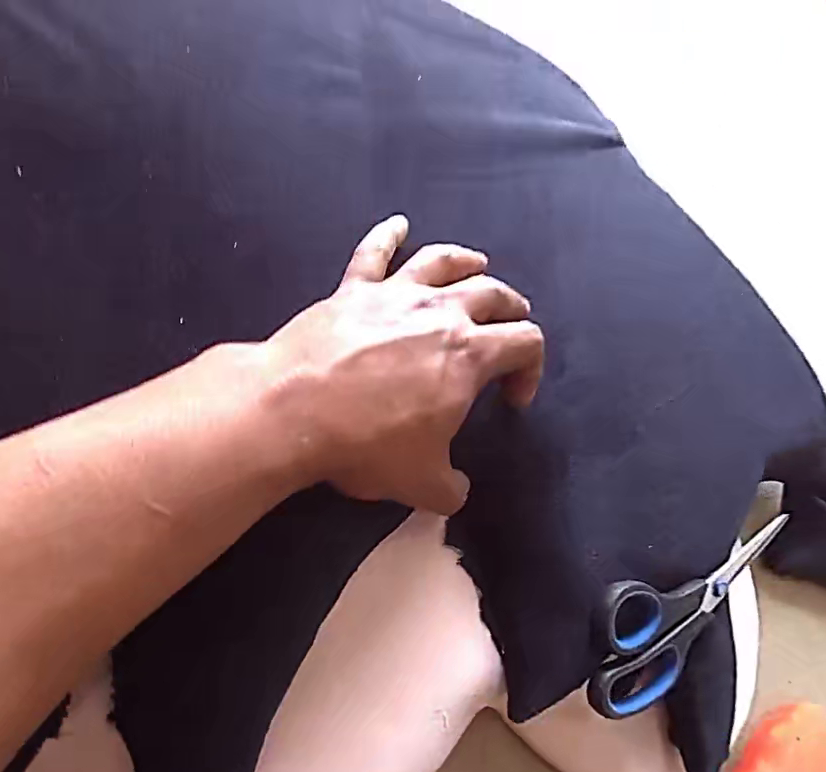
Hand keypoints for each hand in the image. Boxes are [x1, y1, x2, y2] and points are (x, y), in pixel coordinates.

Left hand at [257, 215, 544, 514]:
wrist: (294, 411)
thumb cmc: (365, 445)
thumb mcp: (420, 483)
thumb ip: (450, 489)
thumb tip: (456, 493)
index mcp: (469, 355)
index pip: (525, 343)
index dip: (531, 369)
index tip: (514, 398)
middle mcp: (439, 312)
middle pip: (493, 294)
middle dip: (511, 310)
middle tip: (510, 326)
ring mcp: (393, 295)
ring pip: (443, 262)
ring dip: (468, 262)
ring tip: (479, 264)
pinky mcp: (351, 291)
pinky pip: (375, 252)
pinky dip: (389, 235)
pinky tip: (398, 224)